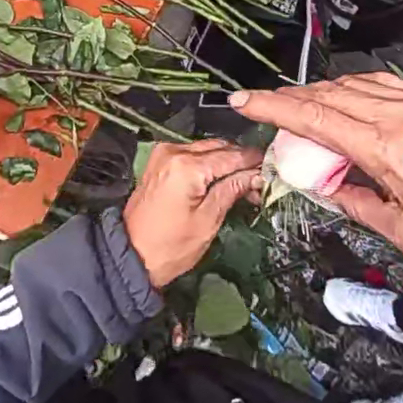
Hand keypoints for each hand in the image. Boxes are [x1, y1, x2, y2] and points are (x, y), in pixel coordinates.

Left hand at [122, 139, 262, 287]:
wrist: (130, 255)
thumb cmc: (169, 246)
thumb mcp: (207, 221)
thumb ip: (231, 190)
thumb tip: (255, 175)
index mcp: (186, 165)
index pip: (230, 155)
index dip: (254, 162)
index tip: (271, 168)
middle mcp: (173, 151)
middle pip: (218, 147)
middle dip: (241, 162)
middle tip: (260, 181)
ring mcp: (163, 155)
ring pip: (205, 149)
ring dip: (225, 162)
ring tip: (244, 184)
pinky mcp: (159, 163)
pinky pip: (190, 155)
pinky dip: (208, 164)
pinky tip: (221, 180)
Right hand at [232, 74, 402, 274]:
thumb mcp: (402, 231)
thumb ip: (353, 202)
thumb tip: (324, 186)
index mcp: (386, 147)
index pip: (314, 116)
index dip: (272, 105)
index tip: (244, 100)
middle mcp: (401, 114)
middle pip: (327, 93)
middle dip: (289, 98)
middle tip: (267, 111)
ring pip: (352, 83)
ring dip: (320, 93)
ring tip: (304, 113)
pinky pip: (381, 84)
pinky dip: (353, 90)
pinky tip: (347, 104)